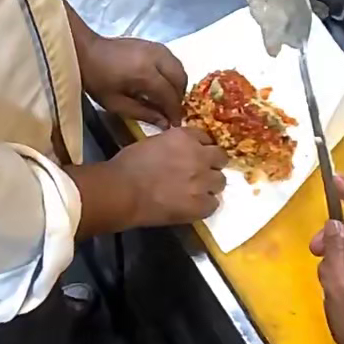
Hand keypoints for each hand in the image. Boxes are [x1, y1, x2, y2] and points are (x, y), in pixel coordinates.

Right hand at [68, 125, 228, 232]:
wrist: (123, 191)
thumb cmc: (128, 165)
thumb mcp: (151, 142)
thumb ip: (171, 144)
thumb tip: (177, 153)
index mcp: (185, 137)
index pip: (205, 137)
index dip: (201, 147)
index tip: (194, 154)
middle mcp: (200, 155)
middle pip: (220, 157)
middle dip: (212, 164)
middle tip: (199, 173)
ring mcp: (203, 181)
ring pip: (220, 181)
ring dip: (210, 185)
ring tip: (196, 192)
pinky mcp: (201, 205)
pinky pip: (214, 204)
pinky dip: (205, 205)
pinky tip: (192, 206)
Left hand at [78, 35, 186, 126]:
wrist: (86, 51)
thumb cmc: (97, 80)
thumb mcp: (116, 104)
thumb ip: (143, 114)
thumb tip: (165, 124)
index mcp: (145, 74)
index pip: (170, 95)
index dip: (174, 112)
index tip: (175, 124)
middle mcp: (156, 58)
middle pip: (180, 79)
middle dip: (179, 98)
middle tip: (171, 112)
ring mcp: (156, 48)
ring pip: (179, 68)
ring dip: (178, 85)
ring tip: (168, 98)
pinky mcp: (154, 44)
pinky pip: (173, 60)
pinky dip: (173, 73)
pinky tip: (163, 83)